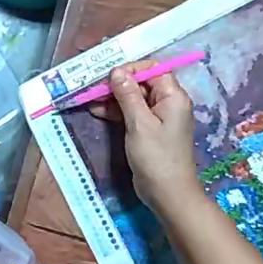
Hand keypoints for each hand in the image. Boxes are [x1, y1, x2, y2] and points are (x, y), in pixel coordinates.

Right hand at [91, 63, 203, 215]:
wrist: (167, 193)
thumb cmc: (156, 157)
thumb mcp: (139, 123)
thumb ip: (128, 95)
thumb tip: (116, 71)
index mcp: (173, 97)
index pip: (152, 70)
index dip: (130, 69)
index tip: (108, 76)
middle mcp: (168, 103)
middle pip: (141, 83)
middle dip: (117, 83)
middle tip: (93, 88)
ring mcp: (158, 117)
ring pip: (134, 97)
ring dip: (113, 97)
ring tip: (90, 99)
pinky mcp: (149, 129)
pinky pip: (131, 112)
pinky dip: (116, 110)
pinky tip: (97, 111)